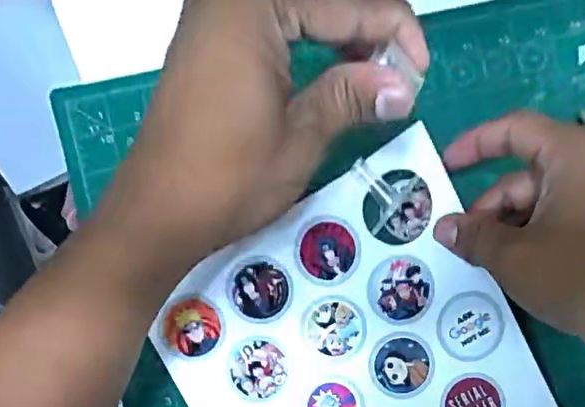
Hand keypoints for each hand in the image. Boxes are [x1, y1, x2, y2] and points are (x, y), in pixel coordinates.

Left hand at [108, 0, 429, 259]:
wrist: (161, 208)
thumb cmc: (230, 178)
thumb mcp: (300, 139)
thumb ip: (349, 97)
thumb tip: (403, 84)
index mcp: (251, 4)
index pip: (341, 2)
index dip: (391, 27)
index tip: (422, 66)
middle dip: (368, 23)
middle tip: (402, 70)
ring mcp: (218, 13)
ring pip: (299, 9)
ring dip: (342, 32)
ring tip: (378, 75)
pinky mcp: (214, 38)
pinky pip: (275, 23)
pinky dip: (311, 41)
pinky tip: (338, 70)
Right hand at [433, 111, 584, 354]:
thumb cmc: (574, 276)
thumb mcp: (513, 257)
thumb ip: (474, 237)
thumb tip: (443, 228)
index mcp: (571, 152)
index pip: (514, 130)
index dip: (474, 144)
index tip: (445, 166)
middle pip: (524, 175)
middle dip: (489, 209)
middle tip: (463, 245)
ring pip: (539, 204)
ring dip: (507, 230)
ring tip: (485, 263)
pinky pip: (558, 222)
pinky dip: (532, 239)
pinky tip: (515, 270)